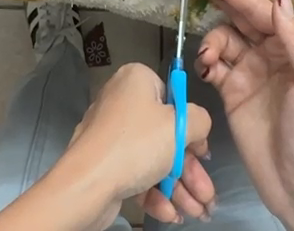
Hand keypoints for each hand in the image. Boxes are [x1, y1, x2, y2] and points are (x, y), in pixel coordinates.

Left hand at [63, 62, 217, 224]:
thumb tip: (197, 124)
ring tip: (197, 212)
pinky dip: (154, 191)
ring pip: (153, 157)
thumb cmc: (136, 145)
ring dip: (177, 186)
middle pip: (165, 134)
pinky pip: (136, 171)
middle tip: (206, 194)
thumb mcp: (179, 126)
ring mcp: (111, 132)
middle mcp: (122, 100)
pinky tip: (170, 213)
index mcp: (136, 80)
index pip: (173, 98)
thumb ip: (199, 120)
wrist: (87, 184)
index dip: (190, 127)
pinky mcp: (105, 160)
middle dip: (189, 169)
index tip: (202, 153)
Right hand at [194, 0, 293, 230]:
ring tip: (208, 57)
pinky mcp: (232, 94)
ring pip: (224, 39)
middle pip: (241, 17)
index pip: (262, 10)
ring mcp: (249, 73)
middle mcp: (270, 54)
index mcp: (293, 48)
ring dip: (212, 39)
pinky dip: (205, 60)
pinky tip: (204, 67)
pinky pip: (214, 65)